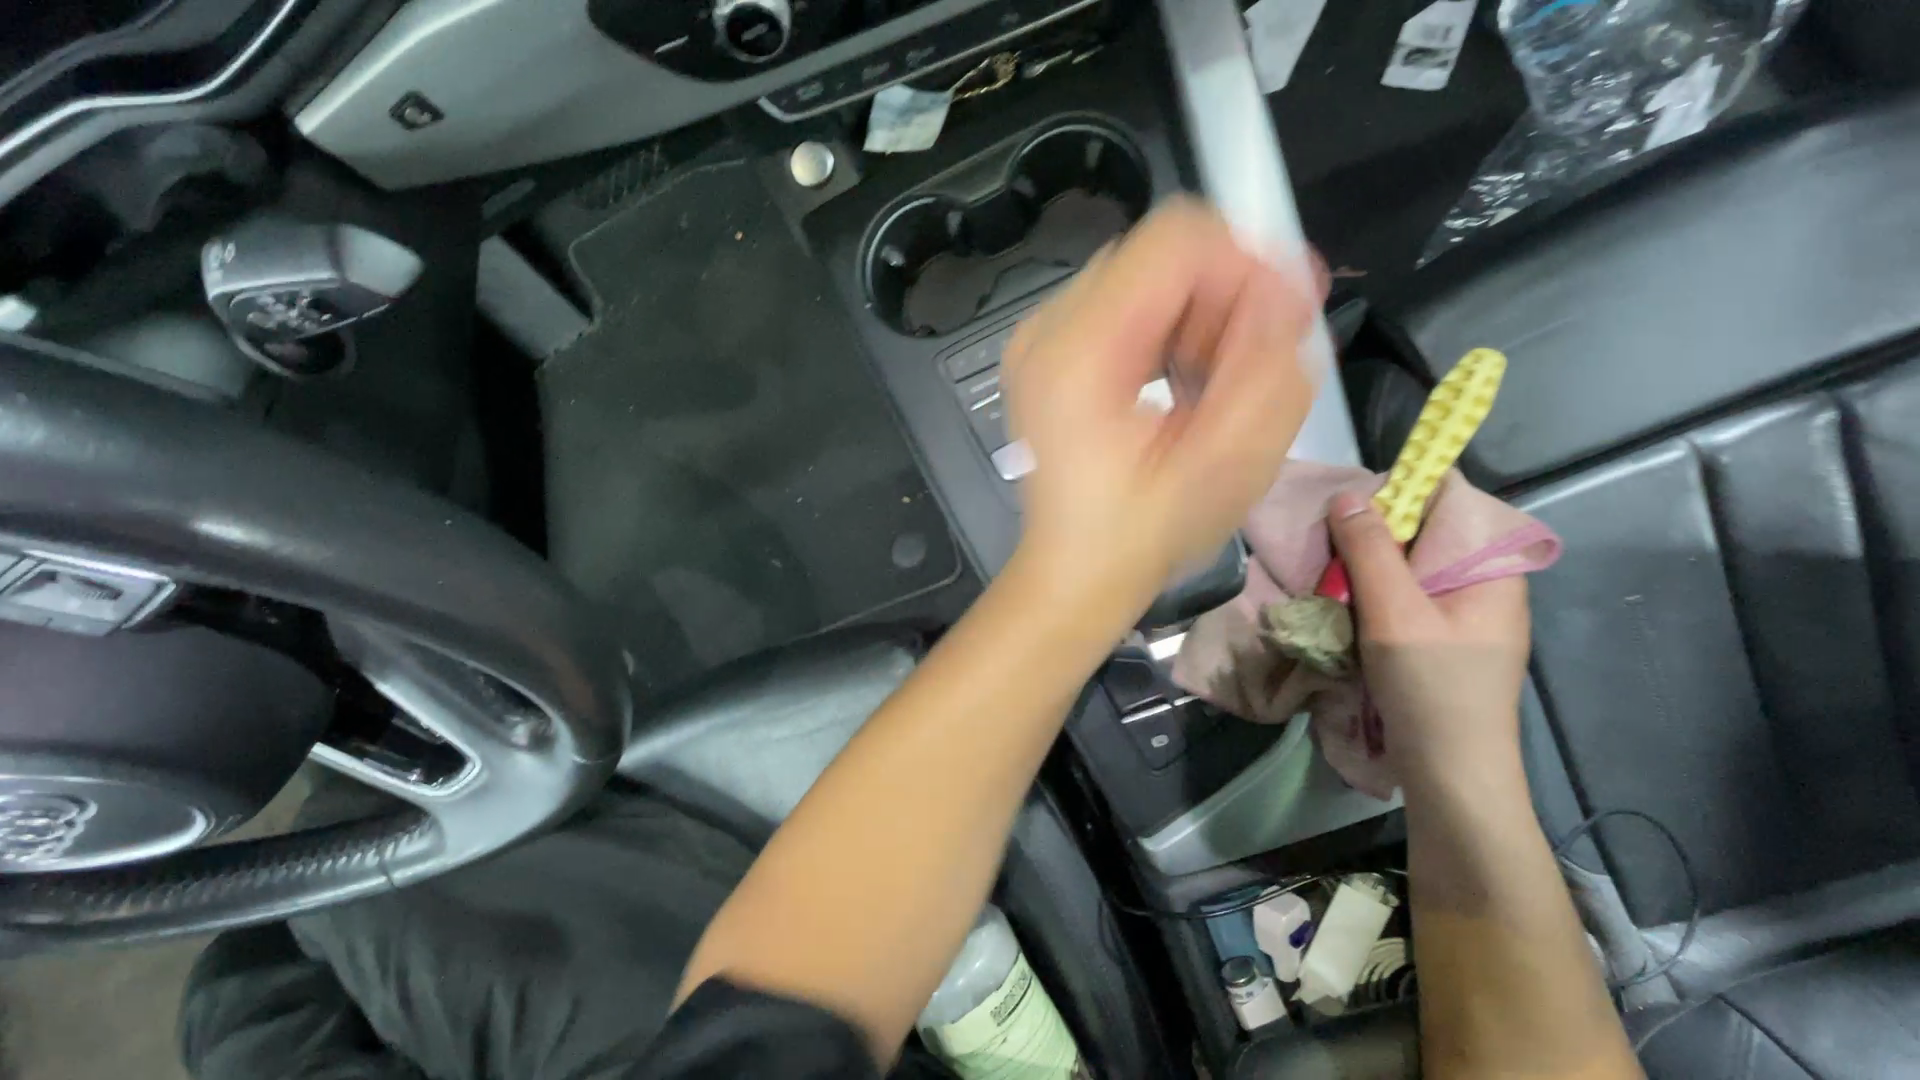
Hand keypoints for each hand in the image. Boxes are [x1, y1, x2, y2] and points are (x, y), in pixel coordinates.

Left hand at [1001, 198, 1317, 608]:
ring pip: (1146, 274)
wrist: (1076, 574)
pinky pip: (1126, 305)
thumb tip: (1287, 286)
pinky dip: (1169, 330)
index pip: (1176, 239)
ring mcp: (1041, 338)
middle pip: (1159, 252)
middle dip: (1224, 295)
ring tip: (1212, 384)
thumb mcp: (1228, 465)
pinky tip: (1181, 383)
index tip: (1284, 320)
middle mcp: (1047, 329)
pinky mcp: (1050, 352)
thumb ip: (1268, 368)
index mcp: (1079, 352)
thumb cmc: (1146, 536)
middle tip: (1249, 365)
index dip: (1247, 263)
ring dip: (1199, 314)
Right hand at [1327, 492, 1530, 784]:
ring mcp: (1468, 616)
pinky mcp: (1447, 642)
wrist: (1453, 778)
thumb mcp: (1394, 613)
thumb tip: (1348, 495)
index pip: (1453, 499)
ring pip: (1412, 568)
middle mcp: (1486, 583)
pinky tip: (1349, 611)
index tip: (1354, 510)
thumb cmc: (1432, 689)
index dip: (1403, 493)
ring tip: (1335, 582)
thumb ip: (1369, 551)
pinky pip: (1409, 598)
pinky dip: (1377, 597)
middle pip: (1428, 533)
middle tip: (1333, 552)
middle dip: (1376, 535)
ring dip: (1370, 570)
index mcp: (1494, 567)